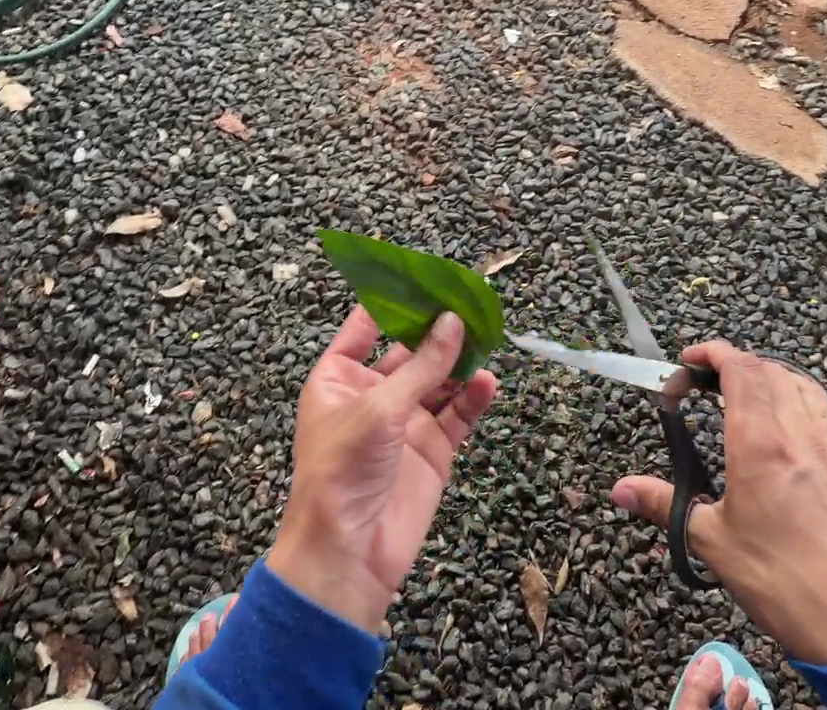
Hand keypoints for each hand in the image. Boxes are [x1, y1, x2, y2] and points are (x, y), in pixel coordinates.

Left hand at [269, 307, 499, 629]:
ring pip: (439, 378)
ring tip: (487, 336)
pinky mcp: (432, 449)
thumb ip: (420, 366)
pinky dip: (473, 397)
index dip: (393, 299)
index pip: (366, 325)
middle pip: (410, 348)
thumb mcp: (377, 409)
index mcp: (339, 377)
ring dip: (460, 360)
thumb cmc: (341, 472)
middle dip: (438, 327)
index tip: (424, 273)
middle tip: (470, 299)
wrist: (349, 554)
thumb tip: (453, 321)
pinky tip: (487, 381)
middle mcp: (372, 393)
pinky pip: (457, 414)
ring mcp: (404, 421)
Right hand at [612, 342, 826, 665]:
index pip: (740, 369)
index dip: (712, 354)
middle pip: (769, 369)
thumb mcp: (712, 542)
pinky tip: (792, 421)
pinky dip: (803, 398)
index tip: (687, 362)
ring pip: (802, 384)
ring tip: (744, 393)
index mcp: (761, 444)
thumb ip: (664, 504)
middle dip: (734, 363)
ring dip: (769, 376)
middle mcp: (800, 434)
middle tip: (705, 381)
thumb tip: (621, 489)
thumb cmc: (784, 583)